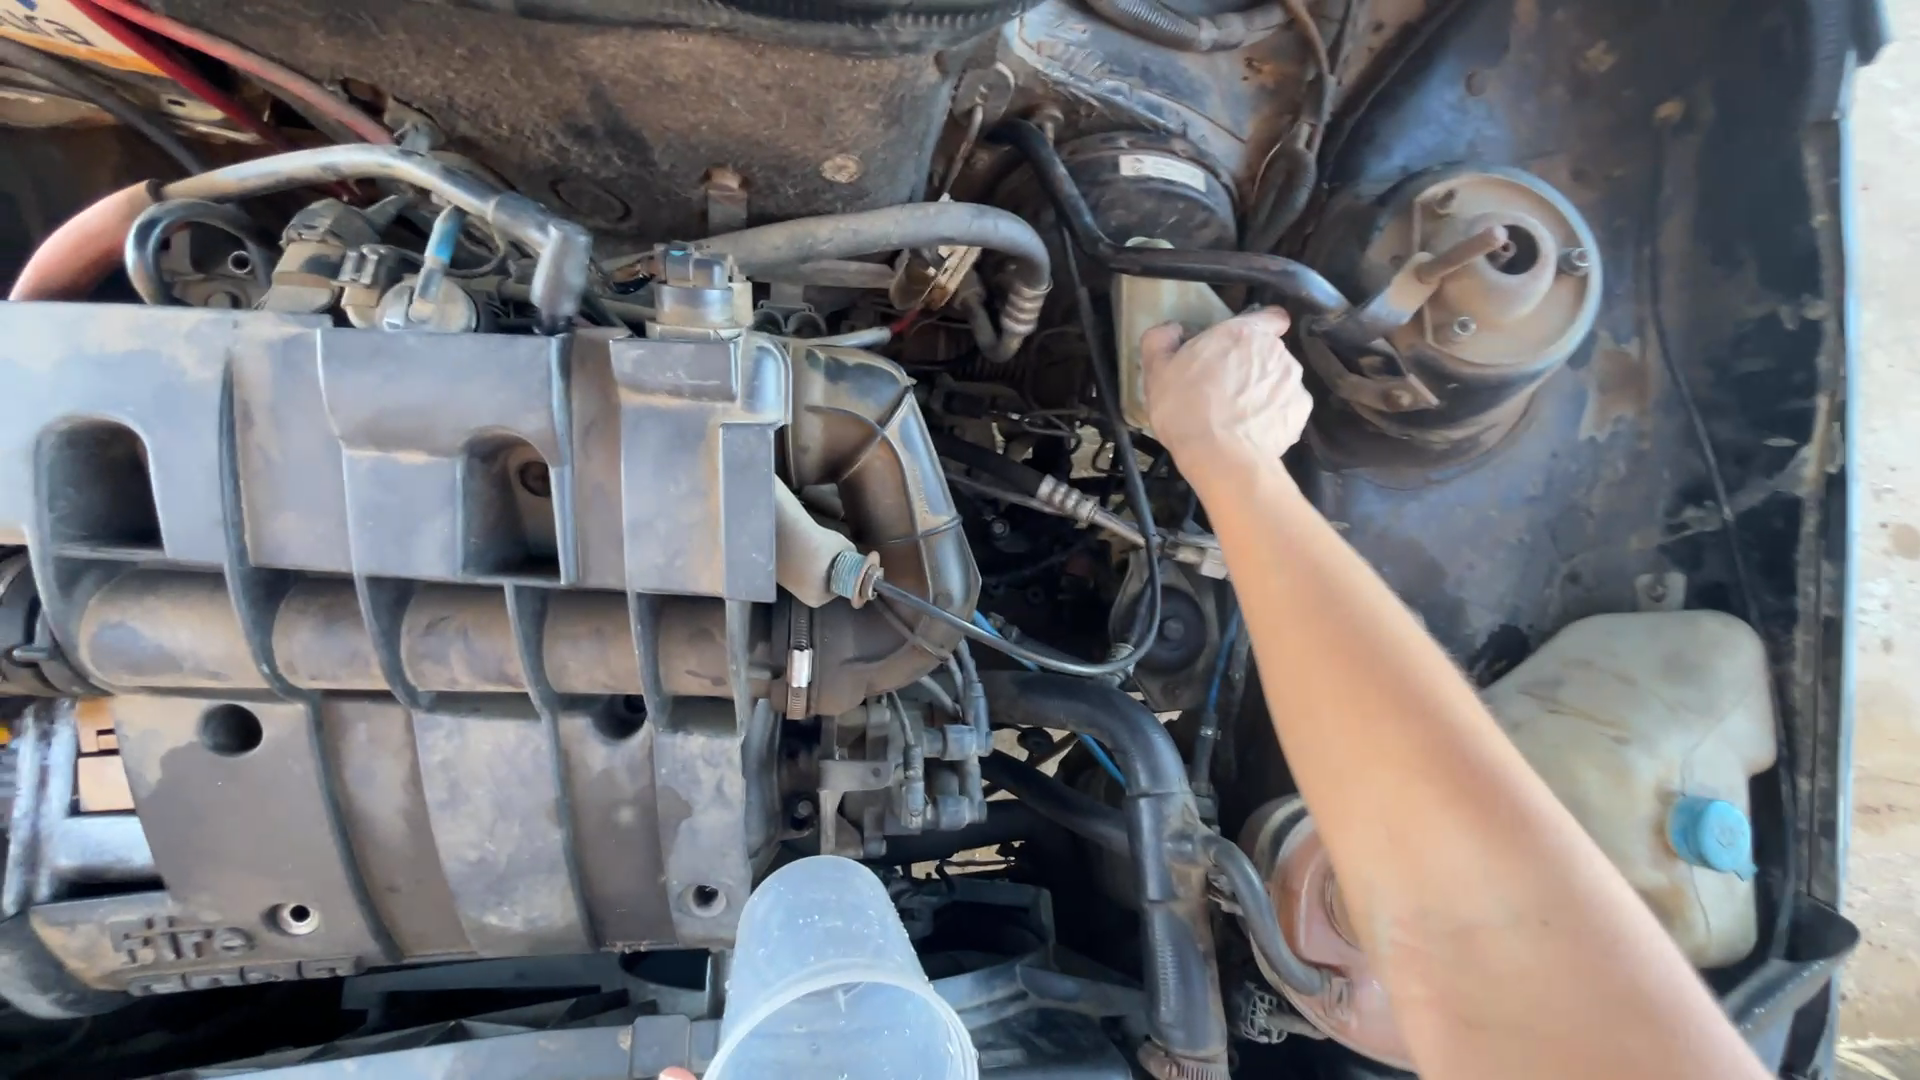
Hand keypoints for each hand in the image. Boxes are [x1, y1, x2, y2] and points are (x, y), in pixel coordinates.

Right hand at [1140, 308, 1309, 475]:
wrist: (1219, 457)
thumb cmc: (1185, 408)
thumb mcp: (1156, 372)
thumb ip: (1160, 340)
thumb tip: (1172, 331)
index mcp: (1242, 333)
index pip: (1270, 316)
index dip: (1259, 327)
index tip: (1242, 345)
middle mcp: (1275, 351)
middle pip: (1268, 352)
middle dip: (1252, 366)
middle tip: (1225, 389)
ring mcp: (1293, 381)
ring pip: (1278, 380)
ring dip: (1263, 391)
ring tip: (1239, 416)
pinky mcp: (1300, 412)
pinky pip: (1286, 408)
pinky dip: (1273, 416)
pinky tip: (1253, 431)